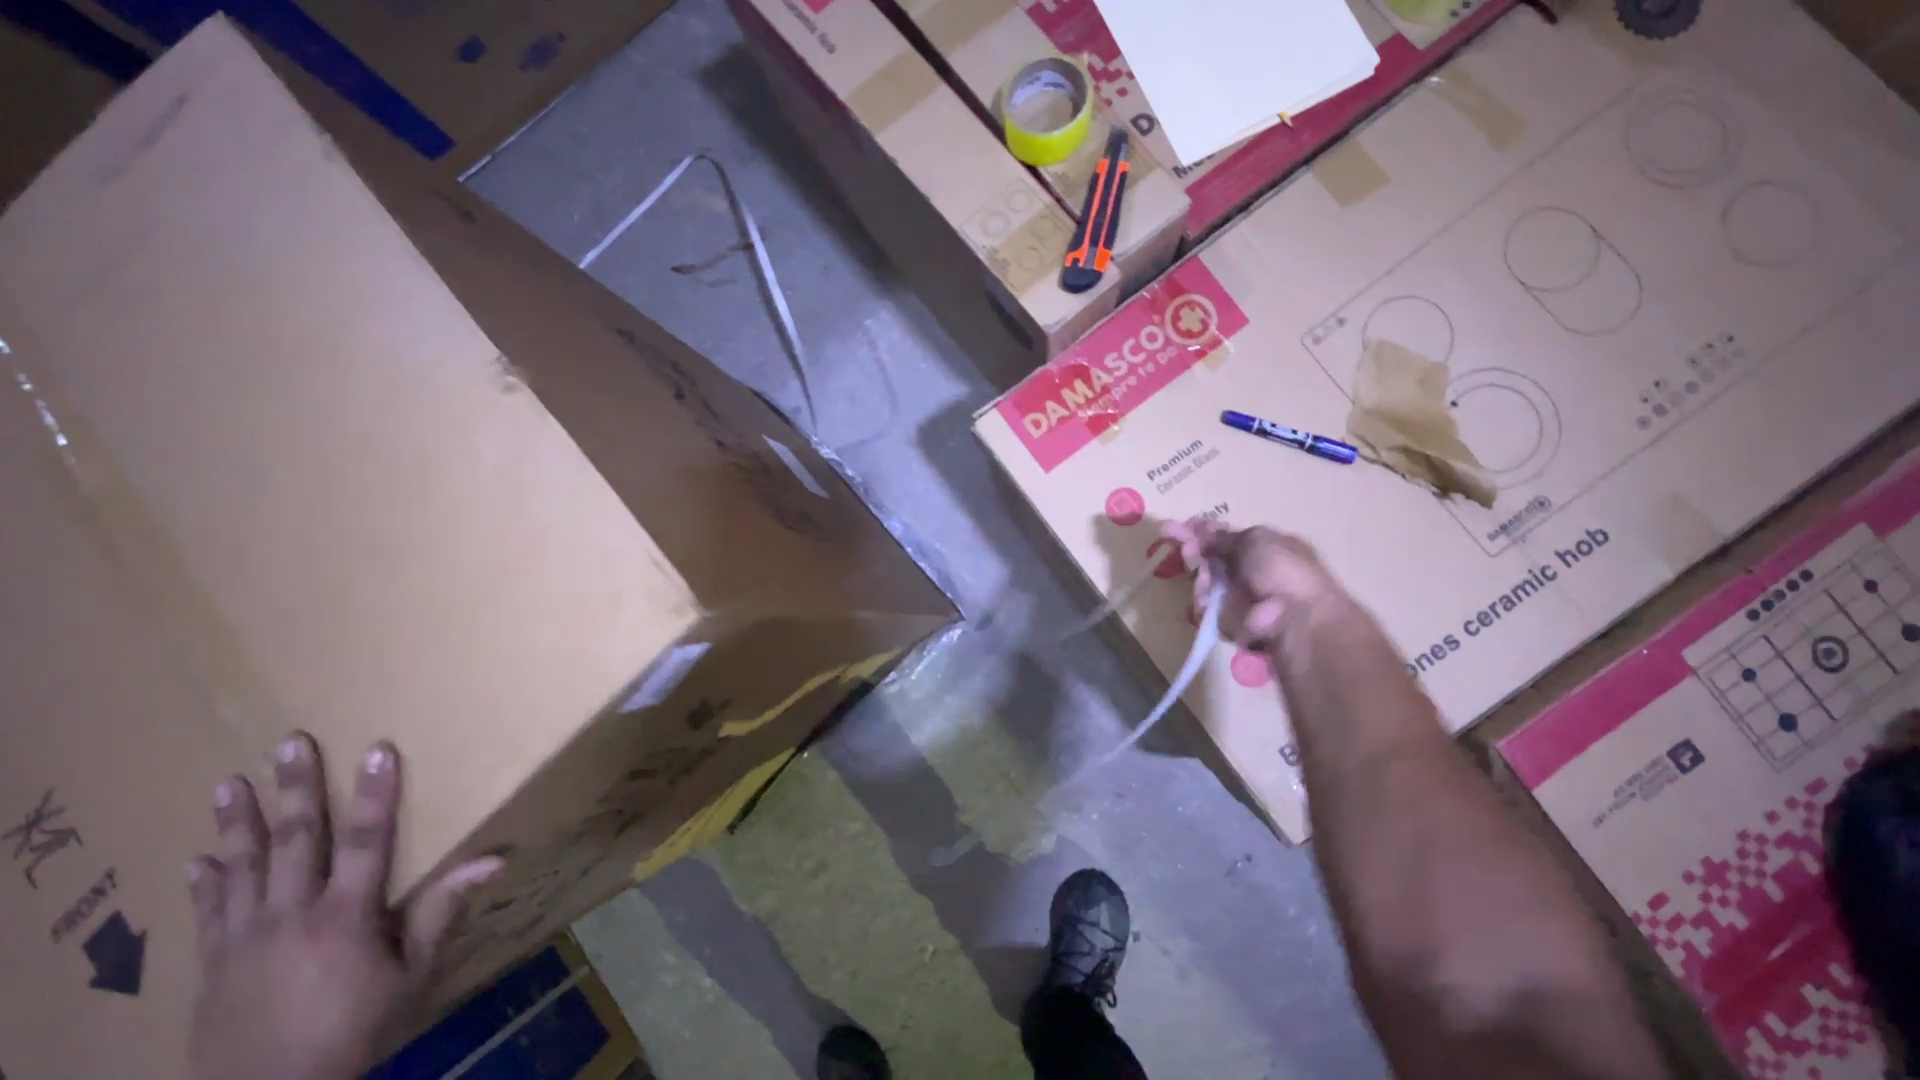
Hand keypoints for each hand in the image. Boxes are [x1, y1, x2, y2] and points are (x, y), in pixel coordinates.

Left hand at [186, 734, 502, 1079]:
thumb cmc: (354, 1030)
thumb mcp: (412, 977)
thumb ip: (440, 914)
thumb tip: (492, 861)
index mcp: (345, 915)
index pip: (367, 840)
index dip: (376, 793)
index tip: (377, 748)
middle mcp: (291, 914)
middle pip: (296, 840)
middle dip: (295, 789)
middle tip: (288, 743)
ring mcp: (245, 936)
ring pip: (242, 867)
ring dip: (237, 823)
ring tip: (229, 784)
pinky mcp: (214, 963)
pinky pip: (207, 914)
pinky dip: (202, 885)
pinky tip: (195, 860)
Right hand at [1163, 520, 1345, 644]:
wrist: (1293, 616)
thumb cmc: (1281, 569)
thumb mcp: (1255, 539)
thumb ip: (1223, 536)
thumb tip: (1201, 531)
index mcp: (1263, 548)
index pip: (1226, 537)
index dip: (1202, 530)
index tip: (1181, 525)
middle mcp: (1247, 571)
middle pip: (1209, 557)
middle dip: (1192, 546)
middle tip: (1175, 537)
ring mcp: (1234, 596)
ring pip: (1202, 579)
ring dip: (1195, 567)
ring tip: (1192, 559)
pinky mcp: (1223, 619)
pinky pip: (1203, 604)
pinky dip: (1201, 596)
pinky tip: (1205, 590)